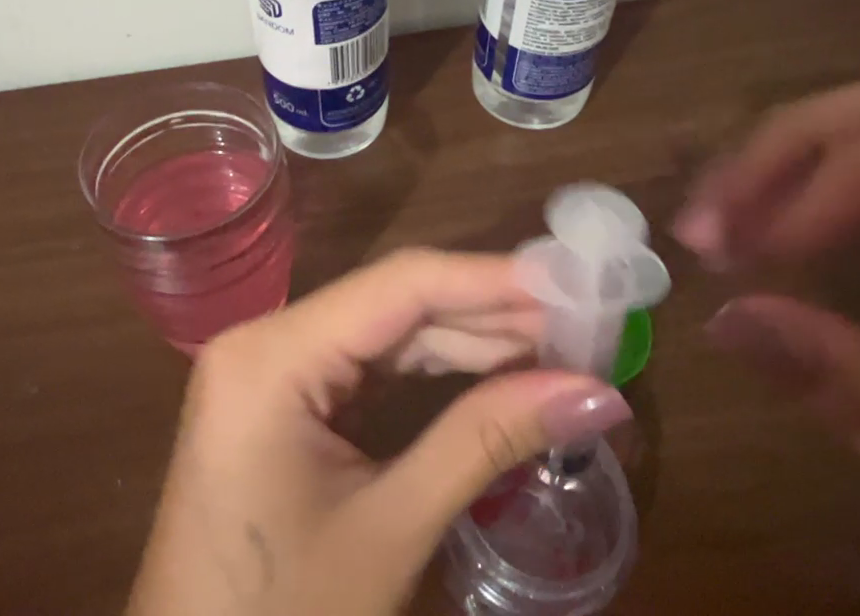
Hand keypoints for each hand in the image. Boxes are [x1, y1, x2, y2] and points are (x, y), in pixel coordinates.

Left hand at [126, 249, 631, 615]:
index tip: (576, 281)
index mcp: (270, 357)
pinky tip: (496, 371)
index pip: (400, 287)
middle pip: (395, 303)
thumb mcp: (391, 526)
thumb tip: (595, 391)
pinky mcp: (281, 396)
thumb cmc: (282, 614)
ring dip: (470, 339)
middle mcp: (263, 340)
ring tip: (559, 347)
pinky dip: (433, 368)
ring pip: (386, 330)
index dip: (493, 277)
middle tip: (584, 321)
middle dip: (491, 312)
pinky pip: (367, 363)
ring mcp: (268, 367)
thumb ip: (486, 441)